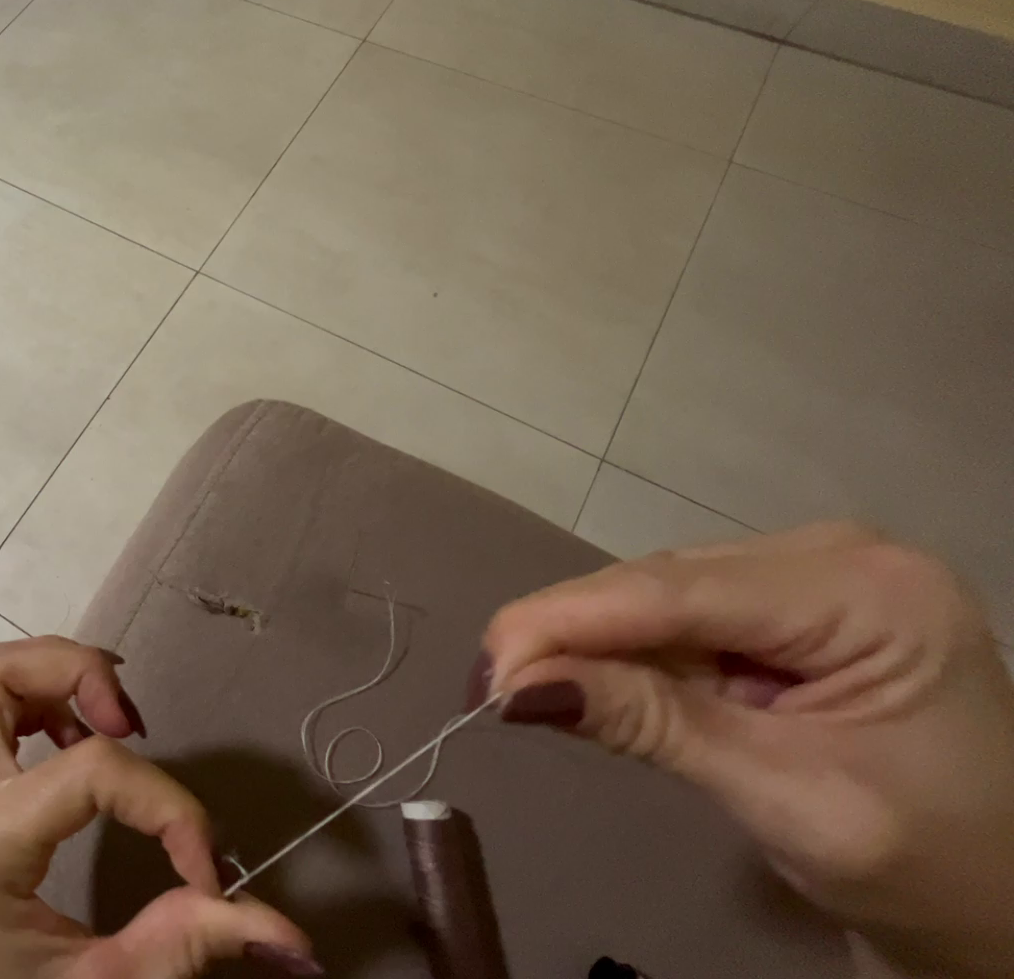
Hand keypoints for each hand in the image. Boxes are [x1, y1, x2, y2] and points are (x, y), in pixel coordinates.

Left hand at [0, 635, 318, 978]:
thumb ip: (184, 946)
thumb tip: (289, 934)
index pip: (88, 770)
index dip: (167, 804)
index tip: (206, 865)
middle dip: (73, 671)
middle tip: (132, 724)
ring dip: (52, 676)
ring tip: (109, 722)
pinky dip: (36, 698)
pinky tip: (75, 743)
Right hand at [478, 522, 1013, 977]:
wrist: (1006, 890)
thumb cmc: (929, 861)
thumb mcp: (785, 797)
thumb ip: (648, 724)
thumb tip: (515, 688)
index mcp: (867, 595)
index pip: (673, 592)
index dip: (562, 623)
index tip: (485, 674)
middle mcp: (827, 556)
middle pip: (648, 584)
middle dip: (563, 636)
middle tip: (494, 696)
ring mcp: (797, 570)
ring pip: (642, 592)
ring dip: (583, 645)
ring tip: (533, 694)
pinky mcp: (769, 596)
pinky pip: (660, 611)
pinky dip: (615, 650)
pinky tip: (590, 681)